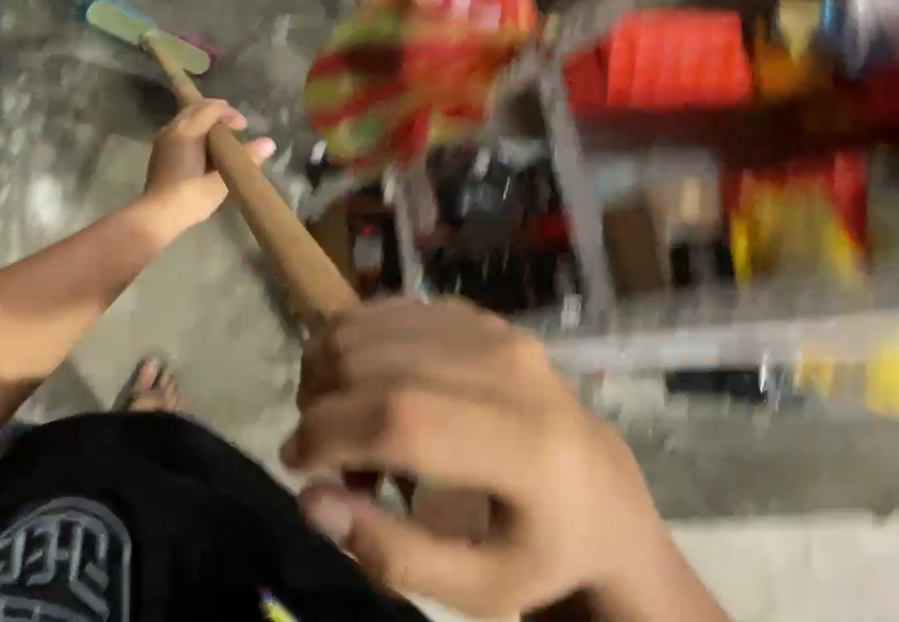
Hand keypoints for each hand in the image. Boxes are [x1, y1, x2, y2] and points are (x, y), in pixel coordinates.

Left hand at [141, 99, 274, 233]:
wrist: (157, 216)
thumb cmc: (190, 197)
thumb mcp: (221, 180)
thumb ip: (245, 159)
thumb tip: (269, 143)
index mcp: (186, 131)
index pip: (210, 109)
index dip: (230, 113)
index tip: (244, 127)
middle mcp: (172, 129)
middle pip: (195, 108)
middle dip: (217, 111)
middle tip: (235, 124)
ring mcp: (163, 139)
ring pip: (185, 118)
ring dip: (204, 119)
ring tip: (222, 135)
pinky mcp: (159, 152)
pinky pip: (179, 129)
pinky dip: (194, 129)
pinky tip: (204, 147)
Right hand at [282, 300, 681, 619]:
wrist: (603, 497)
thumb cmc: (541, 553)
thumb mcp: (477, 588)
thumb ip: (390, 552)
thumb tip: (310, 499)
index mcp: (526, 446)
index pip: (401, 416)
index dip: (330, 434)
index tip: (295, 463)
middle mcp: (511, 370)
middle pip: (372, 360)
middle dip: (320, 404)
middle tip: (321, 451)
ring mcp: (493, 332)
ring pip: (367, 325)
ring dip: (328, 371)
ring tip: (342, 421)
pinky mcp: (477, 316)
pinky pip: (384, 311)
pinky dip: (351, 346)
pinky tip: (361, 389)